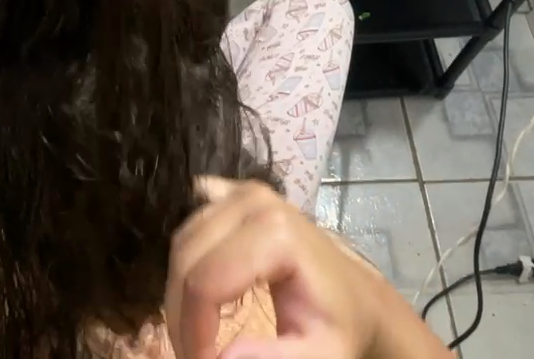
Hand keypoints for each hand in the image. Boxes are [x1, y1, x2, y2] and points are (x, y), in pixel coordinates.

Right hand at [165, 179, 382, 358]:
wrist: (354, 293)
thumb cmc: (337, 324)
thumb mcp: (316, 354)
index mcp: (276, 234)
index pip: (205, 283)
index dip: (193, 332)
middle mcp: (254, 201)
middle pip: (186, 259)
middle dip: (180, 313)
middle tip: (195, 352)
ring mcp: (241, 191)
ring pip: (182, 241)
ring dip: (179, 289)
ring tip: (197, 329)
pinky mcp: (233, 192)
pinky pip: (190, 220)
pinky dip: (186, 256)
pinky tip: (197, 282)